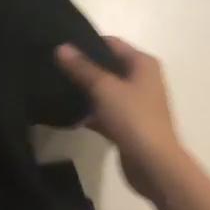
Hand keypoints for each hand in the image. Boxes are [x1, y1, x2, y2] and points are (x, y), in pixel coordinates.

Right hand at [56, 38, 187, 199]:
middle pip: (109, 66)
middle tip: (55, 66)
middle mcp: (142, 79)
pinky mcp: (129, 125)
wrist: (154, 166)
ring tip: (57, 87)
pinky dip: (91, 113)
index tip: (62, 46)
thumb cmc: (134, 118)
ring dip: (86, 91)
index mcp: (143, 63)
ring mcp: (137, 104)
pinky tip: (68, 114)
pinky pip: (106, 112)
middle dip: (84, 67)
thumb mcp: (104, 88)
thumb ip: (82, 68)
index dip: (88, 43)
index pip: (111, 43)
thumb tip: (61, 47)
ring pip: (106, 90)